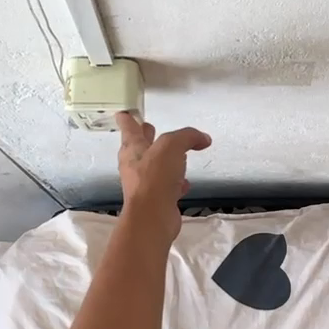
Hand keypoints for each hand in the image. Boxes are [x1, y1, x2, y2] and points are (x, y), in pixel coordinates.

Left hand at [116, 112, 210, 234]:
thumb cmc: (155, 177)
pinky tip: (184, 183)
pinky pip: (166, 185)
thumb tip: (203, 138)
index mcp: (133, 147)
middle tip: (150, 127)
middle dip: (146, 136)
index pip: (128, 125)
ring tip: (176, 155)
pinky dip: (175, 182)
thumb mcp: (172, 146)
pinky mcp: (156, 199)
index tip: (125, 111)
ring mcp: (144, 183)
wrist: (153, 217)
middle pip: (140, 145)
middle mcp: (135, 164)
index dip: (127, 117)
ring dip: (163, 160)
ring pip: (154, 165)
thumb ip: (188, 137)